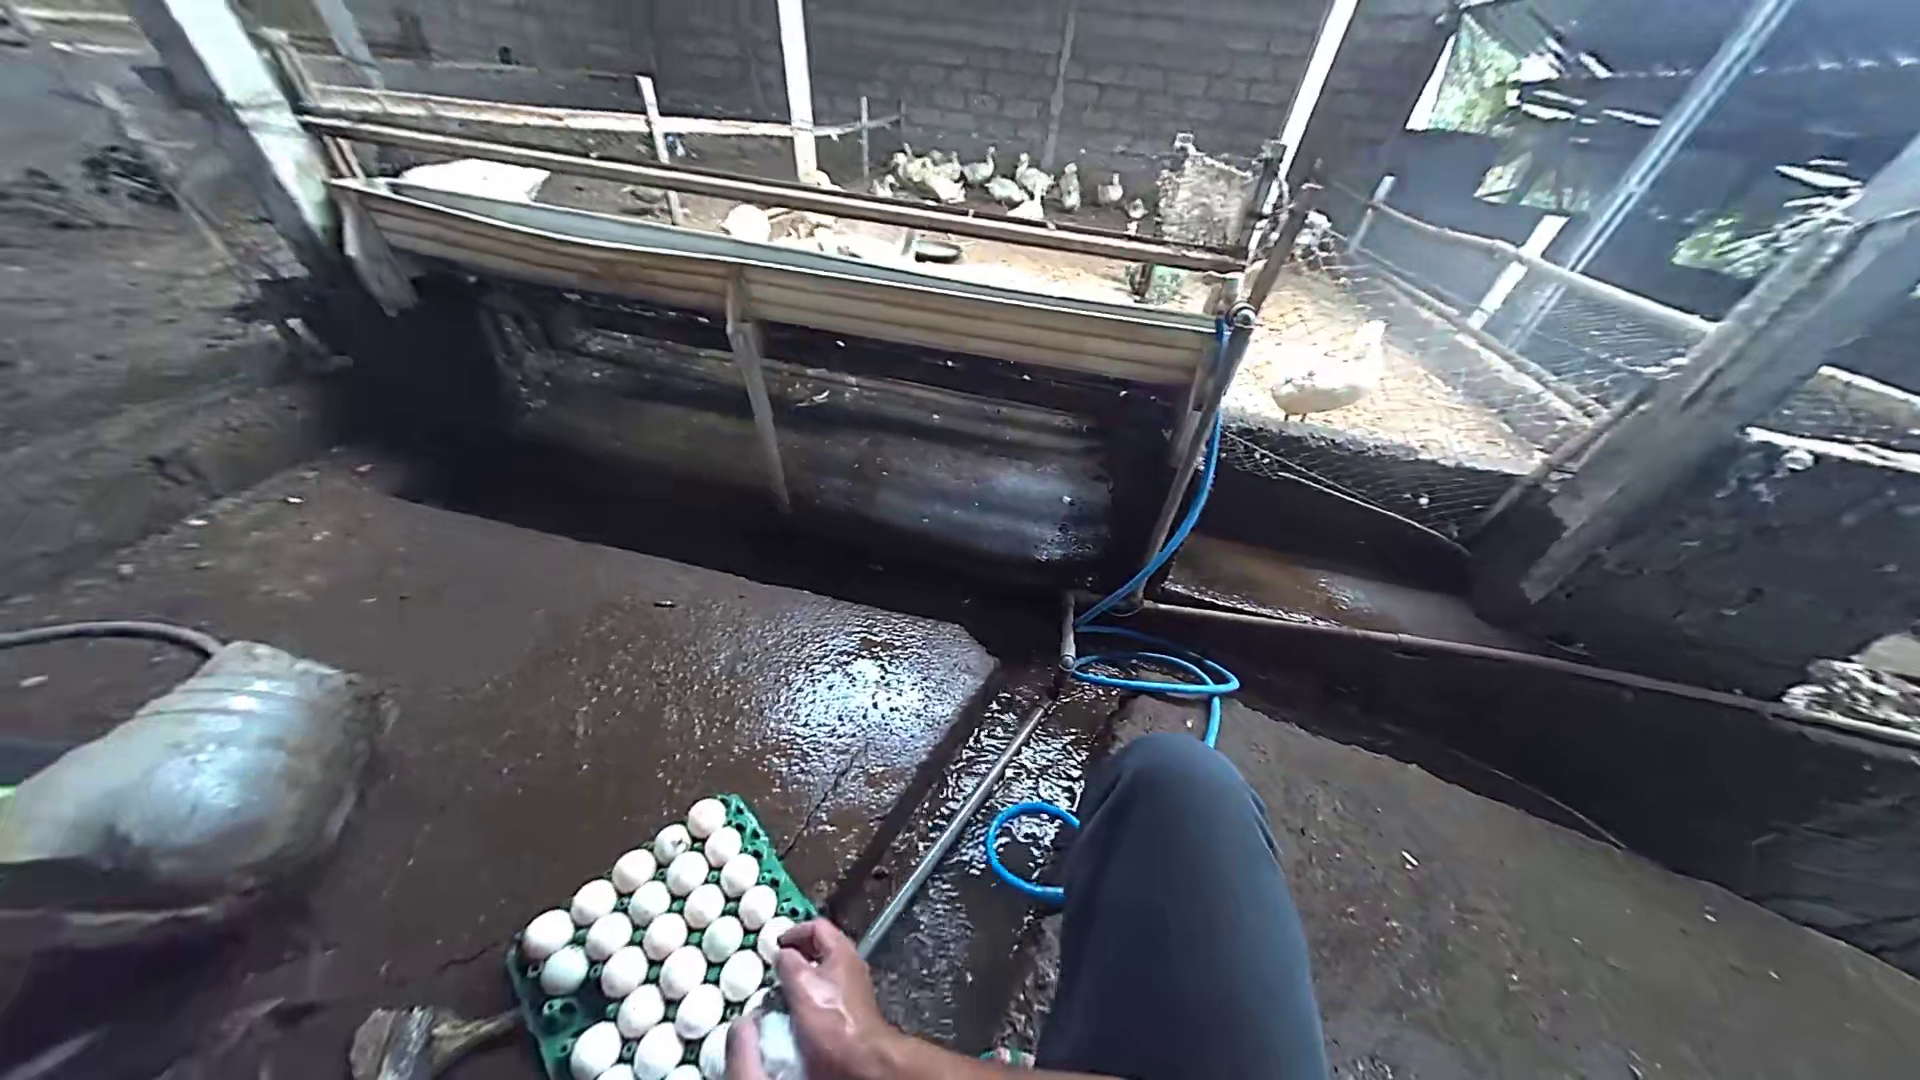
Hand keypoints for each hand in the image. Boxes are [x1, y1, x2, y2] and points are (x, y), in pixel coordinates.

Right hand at [727, 919, 902, 1079]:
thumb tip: (782, 954)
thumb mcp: (802, 986)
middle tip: (779, 962)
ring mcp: (852, 985)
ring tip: (784, 985)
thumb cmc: (833, 1020)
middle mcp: (850, 962)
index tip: (777, 942)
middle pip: (822, 945)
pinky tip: (799, 1006)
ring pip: (824, 968)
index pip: (817, 926)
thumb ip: (789, 964)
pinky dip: (811, 989)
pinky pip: (827, 988)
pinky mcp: (850, 1007)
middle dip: (799, 951)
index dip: (795, 931)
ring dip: (803, 972)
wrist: (862, 1056)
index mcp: (841, 950)